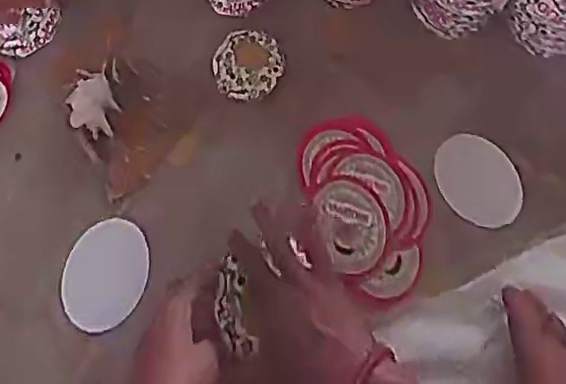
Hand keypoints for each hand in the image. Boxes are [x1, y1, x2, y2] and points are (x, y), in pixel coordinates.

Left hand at [130, 270, 218, 383]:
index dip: (210, 272)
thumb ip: (217, 339)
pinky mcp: (147, 350)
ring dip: (190, 310)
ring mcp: (150, 332)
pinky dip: (182, 326)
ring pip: (173, 310)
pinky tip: (193, 338)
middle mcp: (159, 313)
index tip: (223, 266)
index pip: (194, 279)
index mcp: (173, 306)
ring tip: (210, 316)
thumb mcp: (208, 358)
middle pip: (180, 291)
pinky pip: (167, 327)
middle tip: (218, 290)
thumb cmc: (179, 376)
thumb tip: (222, 334)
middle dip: (198, 289)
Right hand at [227, 200, 392, 383]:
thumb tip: (214, 351)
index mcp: (272, 300)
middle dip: (265, 224)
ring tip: (290, 200)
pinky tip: (319, 220)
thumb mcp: (262, 370)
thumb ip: (235, 360)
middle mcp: (294, 283)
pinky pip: (326, 253)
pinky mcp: (338, 285)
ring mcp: (318, 281)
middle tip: (256, 203)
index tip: (232, 232)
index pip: (252, 268)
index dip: (241, 249)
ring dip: (295, 222)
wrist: (351, 378)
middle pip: (277, 247)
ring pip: (303, 243)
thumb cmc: (303, 374)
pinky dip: (320, 234)